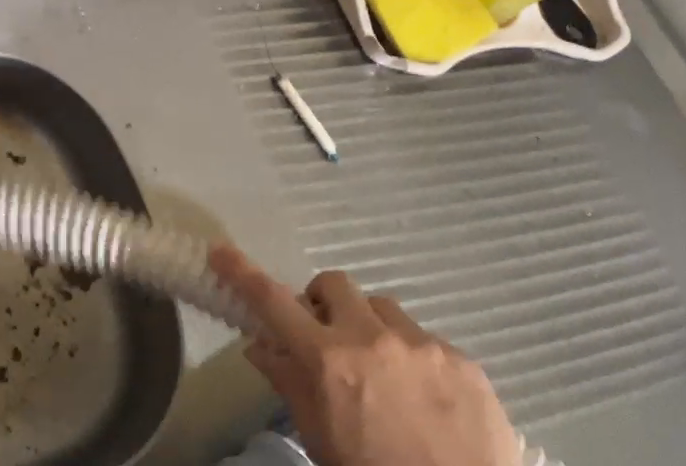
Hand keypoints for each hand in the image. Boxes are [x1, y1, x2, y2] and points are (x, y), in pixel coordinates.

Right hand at [211, 244, 522, 465]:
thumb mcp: (318, 434)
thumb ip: (289, 382)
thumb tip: (263, 346)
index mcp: (327, 358)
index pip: (271, 300)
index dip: (241, 271)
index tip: (220, 251)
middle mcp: (372, 338)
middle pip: (334, 284)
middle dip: (323, 301)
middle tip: (325, 333)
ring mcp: (423, 346)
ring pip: (383, 307)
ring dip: (370, 325)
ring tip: (380, 366)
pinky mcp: (465, 362)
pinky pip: (426, 339)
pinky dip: (412, 355)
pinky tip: (421, 393)